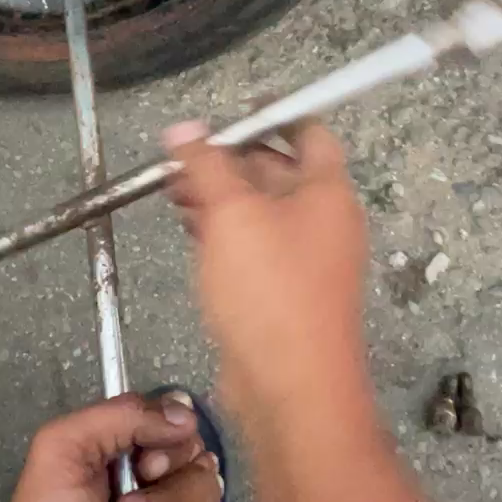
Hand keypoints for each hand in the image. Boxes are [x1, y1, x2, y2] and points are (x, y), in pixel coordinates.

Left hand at [10, 391, 222, 501]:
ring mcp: (166, 501)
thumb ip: (114, 414)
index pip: (165, 412)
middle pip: (191, 443)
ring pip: (205, 480)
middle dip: (169, 461)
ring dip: (172, 498)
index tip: (145, 449)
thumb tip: (180, 413)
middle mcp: (147, 469)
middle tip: (138, 482)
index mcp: (117, 441)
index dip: (164, 423)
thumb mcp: (63, 446)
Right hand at [161, 117, 369, 411]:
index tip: (237, 108)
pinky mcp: (284, 291)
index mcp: (327, 192)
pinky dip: (223, 230)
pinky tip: (191, 227)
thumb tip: (185, 128)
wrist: (290, 392)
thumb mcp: (231, 213)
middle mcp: (323, 221)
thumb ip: (206, 165)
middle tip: (185, 155)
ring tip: (175, 190)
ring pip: (260, 209)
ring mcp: (305, 259)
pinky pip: (253, 245)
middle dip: (230, 158)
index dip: (274, 114)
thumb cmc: (270, 291)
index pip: (309, 131)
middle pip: (278, 170)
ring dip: (219, 195)